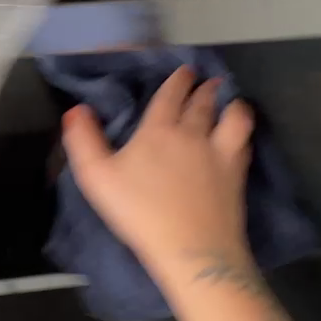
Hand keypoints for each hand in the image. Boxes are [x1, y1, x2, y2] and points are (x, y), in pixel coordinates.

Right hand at [61, 65, 254, 272]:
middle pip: (201, 105)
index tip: (184, 70)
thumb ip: (83, 140)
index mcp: (158, 130)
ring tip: (233, 101)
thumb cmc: (139, 210)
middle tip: (209, 79)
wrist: (191, 250)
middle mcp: (193, 135)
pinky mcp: (237, 177)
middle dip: (204, 89)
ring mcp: (220, 155)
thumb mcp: (96, 176)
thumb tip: (76, 110)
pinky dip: (242, 132)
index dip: (177, 81)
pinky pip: (243, 144)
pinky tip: (241, 136)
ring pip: (233, 120)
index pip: (170, 96)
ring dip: (232, 106)